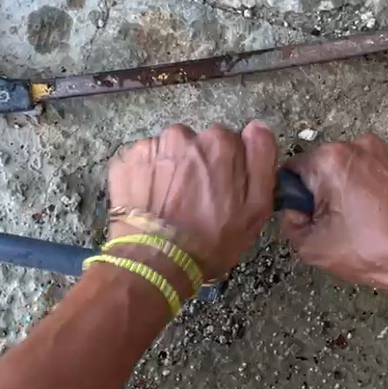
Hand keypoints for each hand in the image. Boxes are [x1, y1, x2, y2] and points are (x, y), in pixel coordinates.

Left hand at [106, 122, 278, 281]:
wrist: (155, 261)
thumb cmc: (210, 240)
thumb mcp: (256, 207)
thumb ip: (261, 158)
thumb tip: (258, 127)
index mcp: (220, 142)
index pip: (229, 142)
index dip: (228, 167)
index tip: (222, 191)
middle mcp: (184, 136)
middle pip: (196, 145)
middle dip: (198, 167)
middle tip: (195, 202)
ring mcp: (151, 147)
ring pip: (168, 153)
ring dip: (171, 171)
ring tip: (170, 204)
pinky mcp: (126, 161)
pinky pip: (143, 163)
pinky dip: (147, 178)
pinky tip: (151, 203)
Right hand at [281, 133, 387, 298]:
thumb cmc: (375, 250)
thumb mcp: (313, 247)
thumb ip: (290, 223)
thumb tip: (294, 211)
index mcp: (332, 159)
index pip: (294, 170)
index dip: (296, 197)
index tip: (309, 217)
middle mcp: (361, 145)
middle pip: (326, 168)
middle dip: (326, 193)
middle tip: (337, 225)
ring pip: (355, 170)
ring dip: (352, 191)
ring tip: (365, 223)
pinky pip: (380, 174)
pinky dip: (378, 192)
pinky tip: (385, 218)